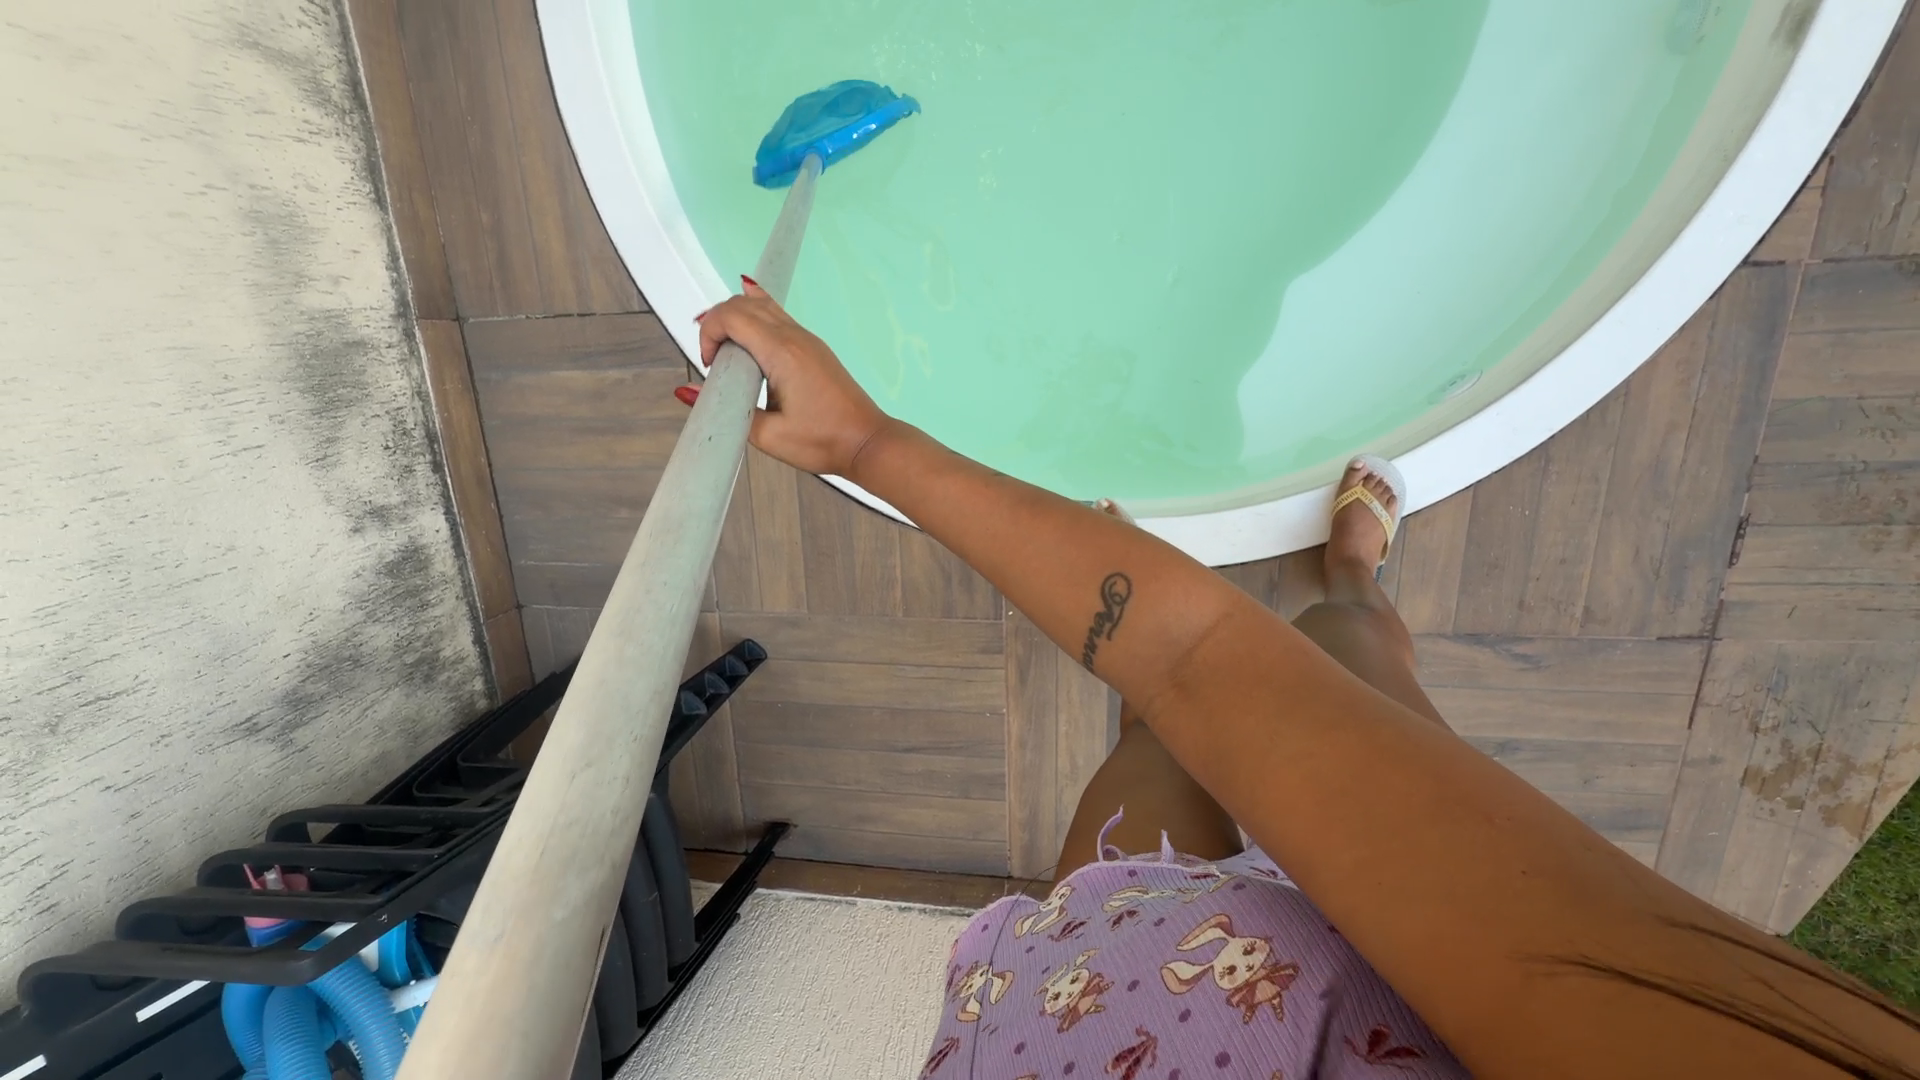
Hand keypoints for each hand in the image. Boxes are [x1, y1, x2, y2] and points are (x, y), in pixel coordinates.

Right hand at [691, 278, 891, 477]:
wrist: (867, 443)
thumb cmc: (825, 442)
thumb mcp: (768, 436)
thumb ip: (726, 412)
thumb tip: (687, 394)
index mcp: (782, 354)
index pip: (732, 316)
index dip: (709, 332)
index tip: (709, 365)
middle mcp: (796, 338)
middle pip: (744, 303)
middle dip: (717, 322)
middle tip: (713, 359)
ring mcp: (807, 340)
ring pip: (763, 305)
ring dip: (737, 318)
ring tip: (726, 351)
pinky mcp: (814, 348)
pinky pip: (779, 318)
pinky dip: (756, 318)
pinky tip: (747, 327)